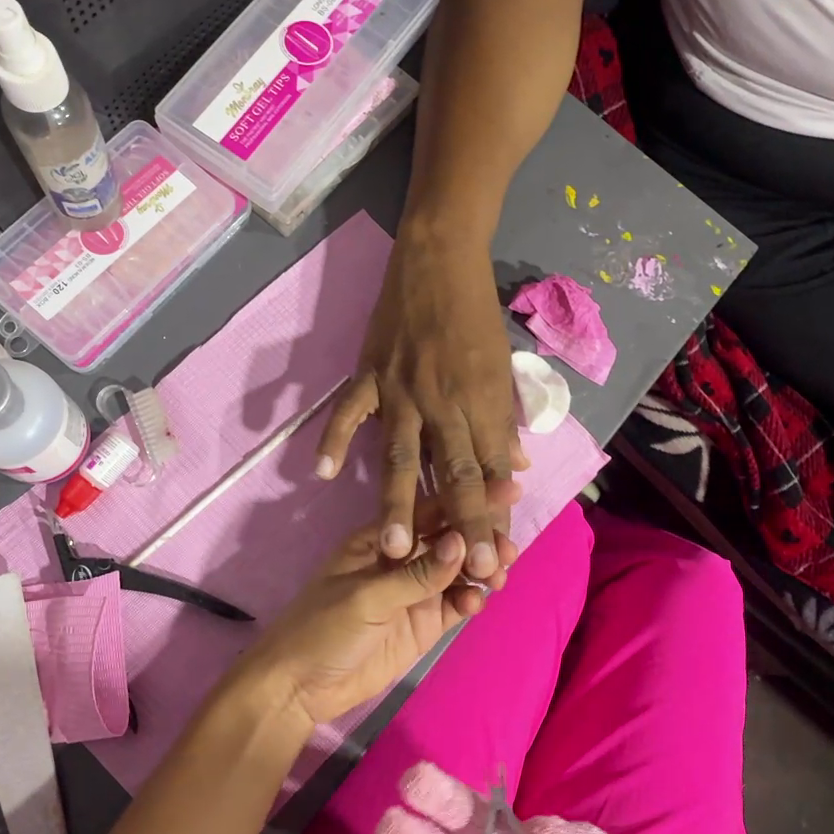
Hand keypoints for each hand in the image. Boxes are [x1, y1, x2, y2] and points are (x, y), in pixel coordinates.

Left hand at [231, 481, 522, 727]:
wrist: (298, 686)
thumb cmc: (321, 627)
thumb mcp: (366, 597)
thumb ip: (416, 573)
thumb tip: (463, 540)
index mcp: (381, 538)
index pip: (430, 510)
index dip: (466, 498)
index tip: (507, 488)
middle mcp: (402, 559)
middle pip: (452, 539)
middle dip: (482, 537)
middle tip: (509, 545)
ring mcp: (415, 592)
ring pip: (459, 572)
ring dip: (481, 570)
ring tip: (498, 575)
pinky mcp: (423, 624)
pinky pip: (454, 605)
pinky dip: (470, 600)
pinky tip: (477, 603)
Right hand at [316, 235, 528, 585]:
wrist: (440, 257)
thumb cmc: (476, 313)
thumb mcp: (502, 365)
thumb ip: (504, 419)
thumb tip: (512, 467)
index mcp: (482, 401)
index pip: (490, 469)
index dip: (495, 516)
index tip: (498, 562)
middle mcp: (444, 402)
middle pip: (454, 473)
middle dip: (461, 526)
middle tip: (465, 576)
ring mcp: (401, 390)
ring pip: (402, 455)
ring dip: (400, 503)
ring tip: (395, 549)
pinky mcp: (368, 374)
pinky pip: (348, 412)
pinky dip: (334, 440)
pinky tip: (321, 474)